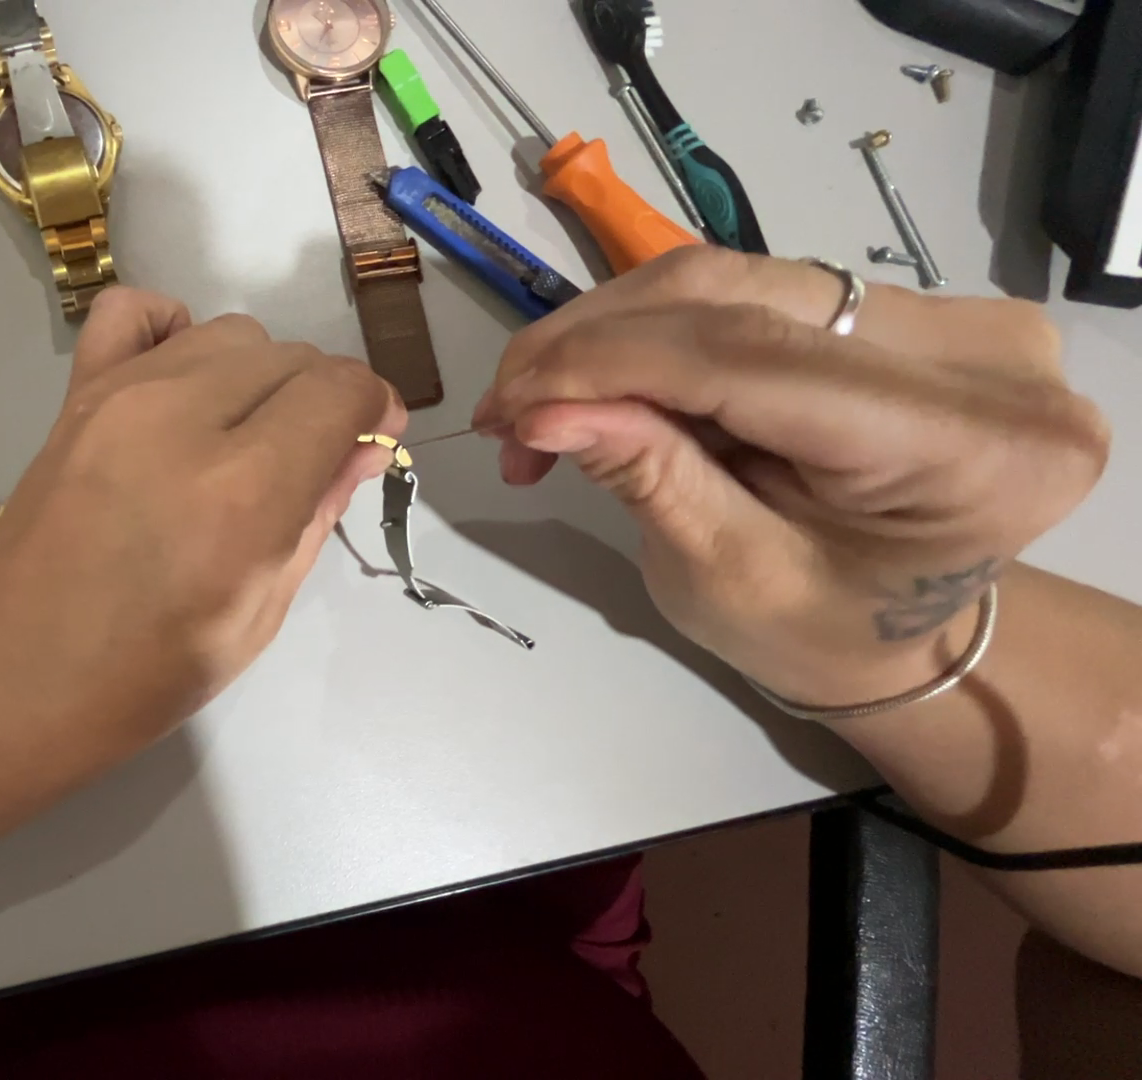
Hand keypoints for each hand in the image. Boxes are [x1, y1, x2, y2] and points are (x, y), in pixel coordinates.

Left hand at [0, 287, 403, 765]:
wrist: (17, 674)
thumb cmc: (149, 672)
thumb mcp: (260, 612)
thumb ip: (316, 514)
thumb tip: (361, 448)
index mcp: (243, 492)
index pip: (341, 390)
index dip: (373, 409)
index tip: (370, 441)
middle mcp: (184, 420)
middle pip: (291, 356)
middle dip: (320, 400)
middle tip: (307, 457)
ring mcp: (119, 397)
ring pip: (230, 332)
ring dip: (259, 376)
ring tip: (243, 433)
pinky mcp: (74, 396)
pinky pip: (133, 312)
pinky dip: (174, 331)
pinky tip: (180, 381)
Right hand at [473, 249, 1108, 707]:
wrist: (895, 626)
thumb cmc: (815, 630)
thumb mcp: (721, 574)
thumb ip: (645, 479)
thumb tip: (540, 415)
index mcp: (967, 442)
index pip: (748, 357)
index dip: (607, 366)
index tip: (504, 407)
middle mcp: (971, 349)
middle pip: (729, 295)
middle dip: (587, 344)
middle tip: (501, 408)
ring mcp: (932, 314)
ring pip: (718, 282)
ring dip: (598, 338)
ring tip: (532, 408)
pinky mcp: (882, 310)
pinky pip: (728, 296)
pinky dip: (635, 340)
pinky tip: (590, 389)